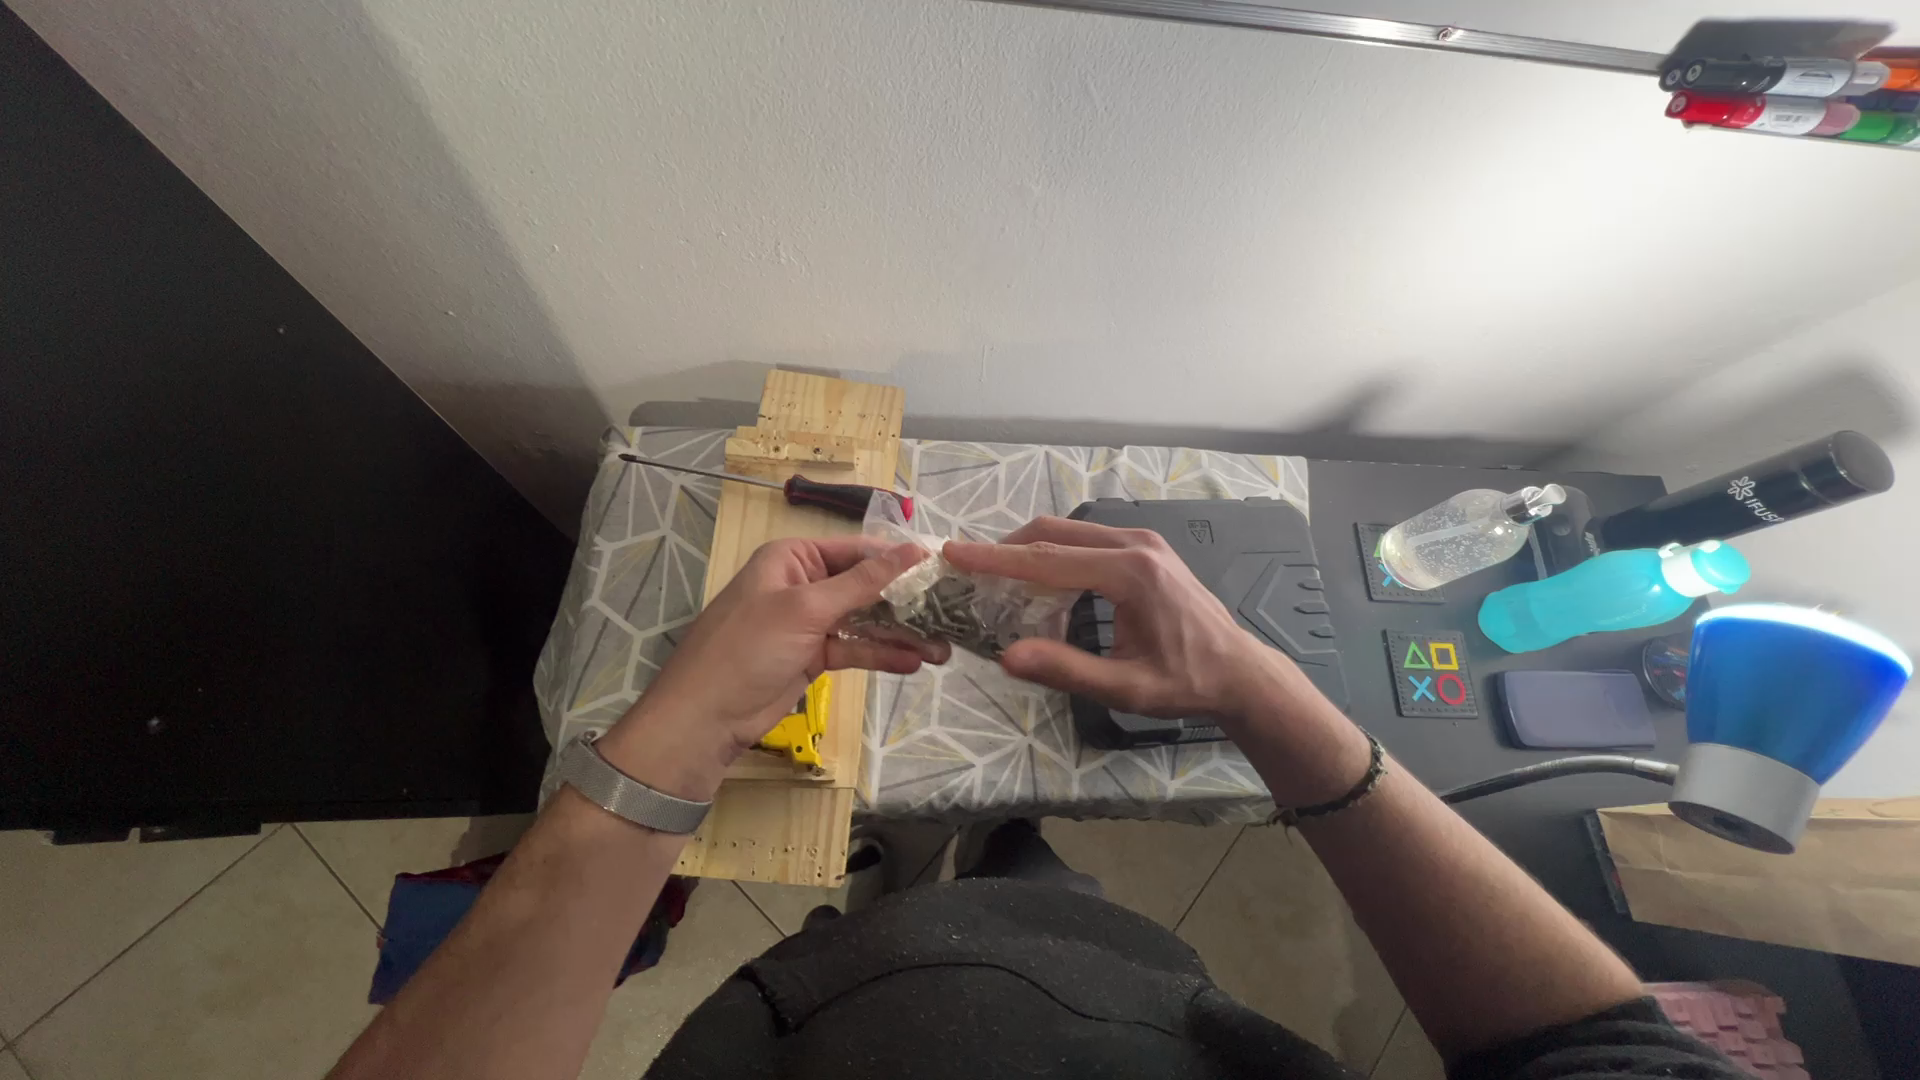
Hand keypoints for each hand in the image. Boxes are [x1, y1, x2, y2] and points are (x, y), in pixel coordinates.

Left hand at [597, 537, 949, 798]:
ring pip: (864, 621)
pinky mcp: (814, 655)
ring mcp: (809, 622)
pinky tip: (913, 662)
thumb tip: (914, 549)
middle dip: (905, 602)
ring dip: (900, 633)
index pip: (857, 550)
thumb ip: (863, 582)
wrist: (706, 717)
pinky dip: (881, 655)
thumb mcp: (807, 608)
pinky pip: (855, 649)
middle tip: (950, 613)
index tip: (941, 569)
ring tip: (942, 648)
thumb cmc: (749, 647)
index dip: (898, 559)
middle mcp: (804, 583)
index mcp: (794, 558)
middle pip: (865, 586)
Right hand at [943, 518, 1366, 803]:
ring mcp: (1142, 540)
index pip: (1048, 560)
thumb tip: (1005, 656)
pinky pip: (1086, 540)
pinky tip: (1043, 582)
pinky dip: (1055, 554)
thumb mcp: (1125, 687)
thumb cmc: (1184, 681)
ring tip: (999, 578)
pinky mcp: (1145, 547)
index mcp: (1130, 573)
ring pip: (1069, 532)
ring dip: (1030, 549)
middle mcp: (1135, 544)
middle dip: (1007, 548)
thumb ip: (1065, 670)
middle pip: (1054, 533)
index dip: (996, 558)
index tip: (955, 553)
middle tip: (970, 570)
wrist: (1239, 670)